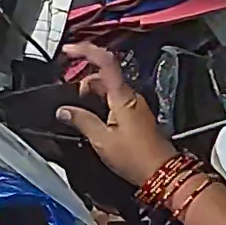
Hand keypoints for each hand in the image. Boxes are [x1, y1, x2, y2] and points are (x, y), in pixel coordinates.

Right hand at [56, 42, 179, 186]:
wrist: (161, 173)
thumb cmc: (136, 157)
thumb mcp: (101, 140)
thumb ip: (81, 121)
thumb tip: (64, 111)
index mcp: (122, 97)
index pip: (105, 61)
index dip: (85, 51)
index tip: (68, 50)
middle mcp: (130, 96)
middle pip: (103, 75)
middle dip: (83, 82)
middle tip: (70, 100)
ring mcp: (134, 105)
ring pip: (107, 88)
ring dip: (91, 95)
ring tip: (79, 115)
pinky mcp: (135, 115)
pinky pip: (114, 100)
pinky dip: (99, 104)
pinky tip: (92, 120)